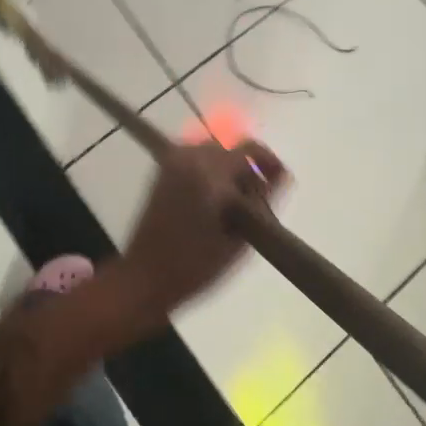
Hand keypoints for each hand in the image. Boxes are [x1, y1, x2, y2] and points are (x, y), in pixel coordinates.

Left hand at [112, 138, 288, 317]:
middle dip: (246, 168)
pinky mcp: (161, 174)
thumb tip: (281, 178)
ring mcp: (171, 164)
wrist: (144, 277)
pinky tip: (213, 201)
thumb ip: (263, 203)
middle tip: (257, 200)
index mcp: (210, 174)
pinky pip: (193, 159)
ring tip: (234, 202)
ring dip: (226, 169)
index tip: (279, 181)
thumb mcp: (239, 240)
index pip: (249, 150)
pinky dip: (208, 171)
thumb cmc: (195, 266)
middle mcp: (189, 159)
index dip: (269, 162)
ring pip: (211, 152)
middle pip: (229, 148)